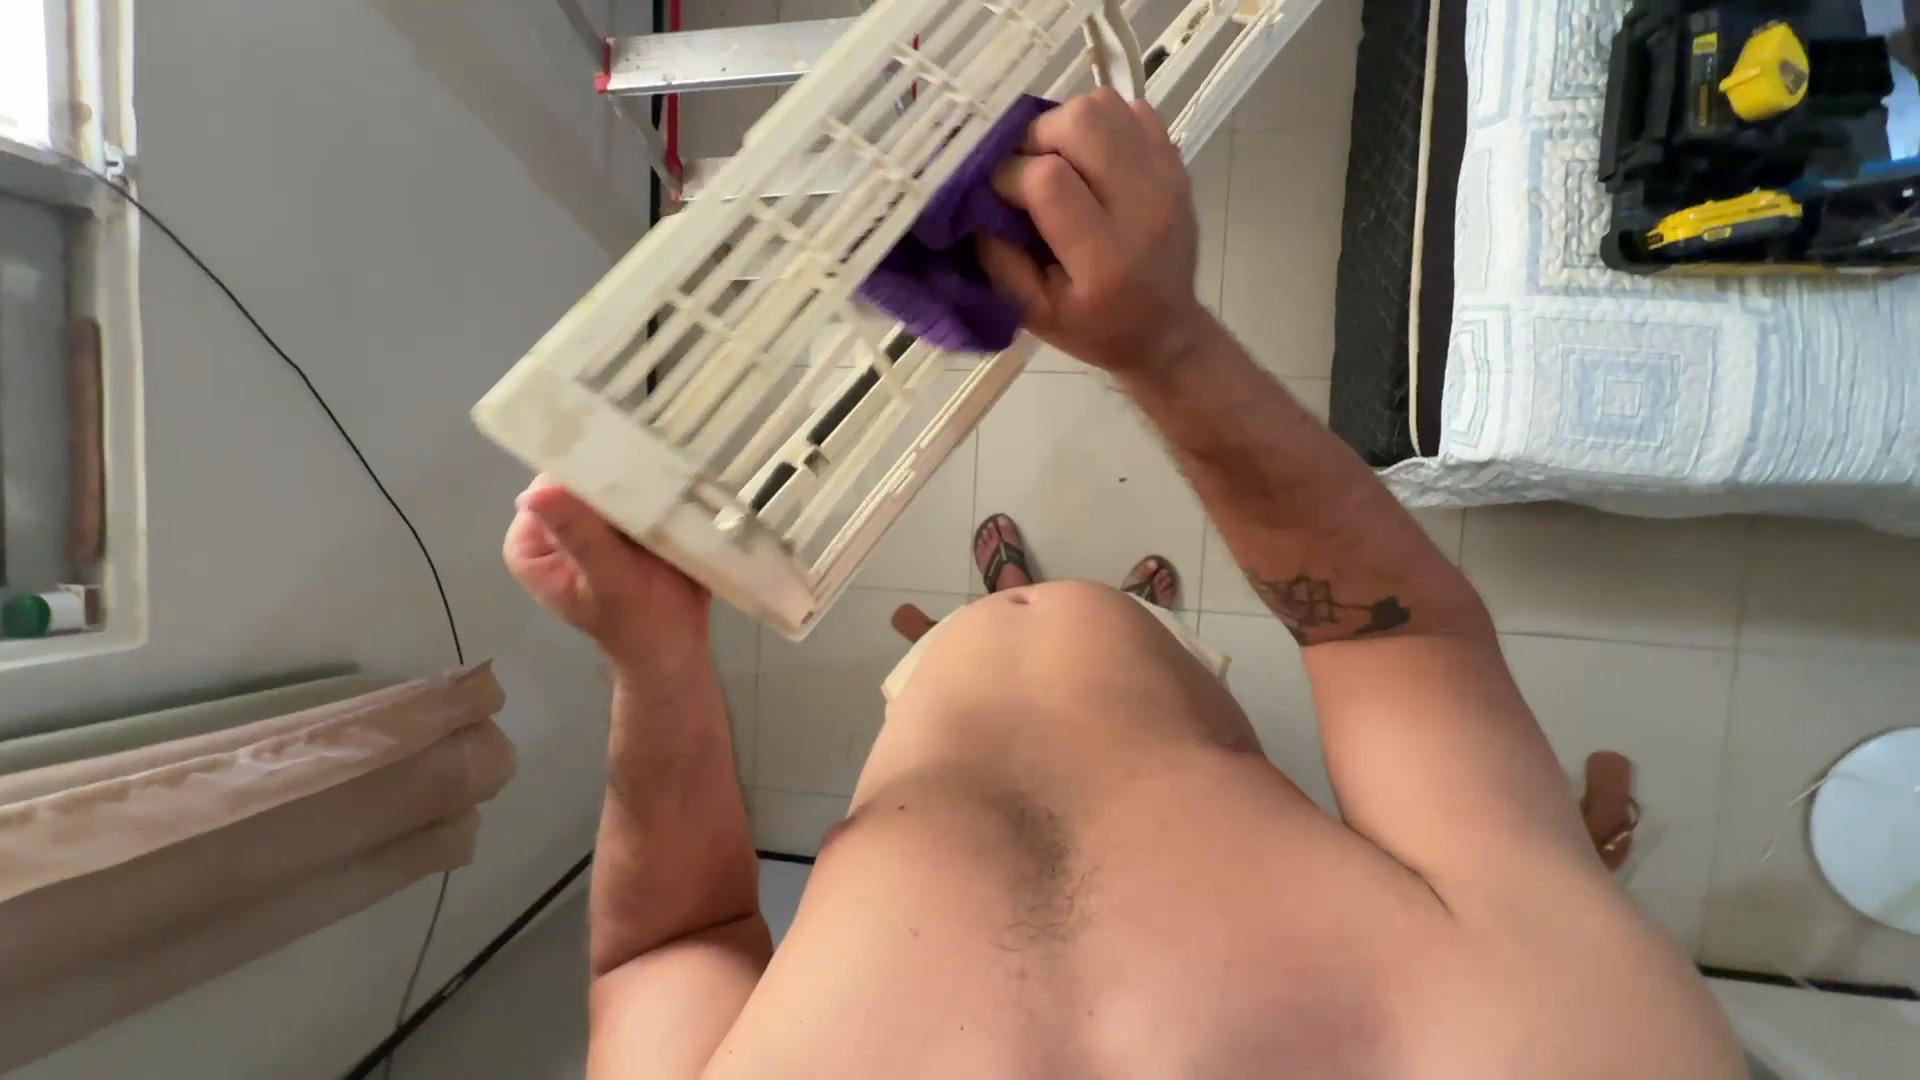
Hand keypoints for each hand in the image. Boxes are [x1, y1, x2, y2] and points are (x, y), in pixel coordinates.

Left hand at [503, 475, 710, 677]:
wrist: (680, 651)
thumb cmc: (642, 623)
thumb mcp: (610, 580)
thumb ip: (580, 536)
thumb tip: (538, 491)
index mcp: (533, 546)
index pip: (550, 487)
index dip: (584, 470)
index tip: (622, 461)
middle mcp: (557, 532)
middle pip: (584, 480)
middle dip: (617, 471)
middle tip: (655, 464)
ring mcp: (594, 531)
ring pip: (614, 484)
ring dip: (642, 478)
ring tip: (672, 473)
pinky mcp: (627, 531)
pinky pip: (638, 496)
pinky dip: (657, 491)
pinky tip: (680, 485)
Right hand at [979, 89, 1214, 373]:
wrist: (1164, 331)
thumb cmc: (1094, 329)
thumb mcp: (1035, 315)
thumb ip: (1000, 261)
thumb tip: (976, 202)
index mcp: (1104, 260)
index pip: (1049, 180)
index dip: (1010, 175)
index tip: (998, 193)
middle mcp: (1142, 210)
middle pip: (1081, 124)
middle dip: (1037, 136)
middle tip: (1025, 166)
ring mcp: (1166, 180)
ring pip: (1106, 106)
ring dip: (1067, 124)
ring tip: (1056, 158)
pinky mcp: (1176, 165)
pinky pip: (1133, 111)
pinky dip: (1102, 124)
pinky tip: (1089, 157)